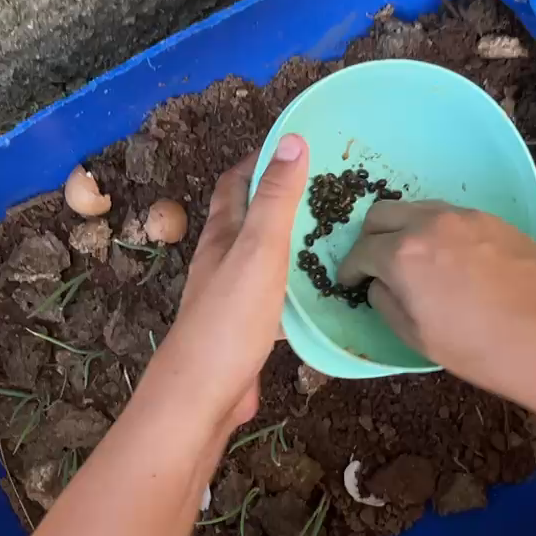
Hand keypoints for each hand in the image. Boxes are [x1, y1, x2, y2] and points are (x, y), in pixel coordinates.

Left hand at [144, 134, 309, 433]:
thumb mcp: (258, 249)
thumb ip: (275, 199)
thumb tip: (292, 140)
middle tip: (328, 188)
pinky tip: (320, 292)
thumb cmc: (229, 318)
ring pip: (262, 256)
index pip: (236, 182)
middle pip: (249, 217)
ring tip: (333, 234)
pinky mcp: (245, 327)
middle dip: (281, 197)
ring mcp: (231, 295)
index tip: (298, 144)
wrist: (203, 395)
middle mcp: (221, 259)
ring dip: (290, 241)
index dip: (262, 159)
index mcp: (221, 234)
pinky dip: (294, 283)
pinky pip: (273, 294)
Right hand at [337, 200, 535, 419]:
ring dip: (401, 228)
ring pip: (415, 208)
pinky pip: (448, 215)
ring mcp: (464, 216)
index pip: (359, 251)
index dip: (348, 269)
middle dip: (369, 238)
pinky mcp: (493, 219)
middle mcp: (428, 223)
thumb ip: (387, 302)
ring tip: (410, 258)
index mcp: (402, 254)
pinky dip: (433, 229)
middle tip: (373, 265)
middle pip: (380, 214)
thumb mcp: (419, 338)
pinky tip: (447, 257)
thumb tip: (379, 284)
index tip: (348, 283)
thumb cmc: (483, 349)